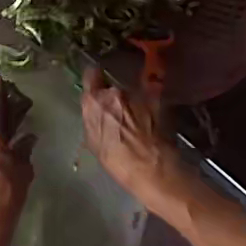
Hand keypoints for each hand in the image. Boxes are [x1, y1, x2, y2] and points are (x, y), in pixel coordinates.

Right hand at [81, 66, 195, 215]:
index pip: (90, 75)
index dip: (94, 80)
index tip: (96, 85)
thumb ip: (92, 118)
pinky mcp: (155, 100)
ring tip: (137, 121)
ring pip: (129, 91)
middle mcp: (113, 92)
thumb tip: (94, 110)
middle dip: (112, 98)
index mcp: (93, 102)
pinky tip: (155, 85)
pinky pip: (152, 85)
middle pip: (110, 87)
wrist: (151, 170)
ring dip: (130, 101)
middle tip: (117, 115)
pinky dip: (152, 86)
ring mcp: (135, 94)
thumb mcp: (94, 142)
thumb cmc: (117, 162)